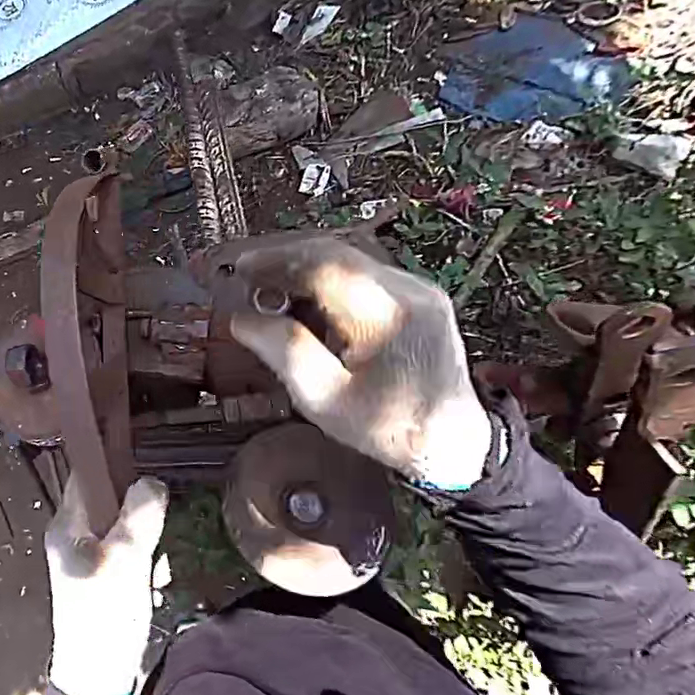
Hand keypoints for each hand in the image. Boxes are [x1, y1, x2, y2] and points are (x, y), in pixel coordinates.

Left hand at [43, 473, 168, 694]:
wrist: (96, 682)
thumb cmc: (103, 615)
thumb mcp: (125, 560)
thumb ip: (139, 516)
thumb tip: (151, 481)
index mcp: (66, 526)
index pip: (86, 474)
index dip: (110, 461)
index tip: (142, 461)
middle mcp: (72, 537)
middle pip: (110, 501)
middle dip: (138, 514)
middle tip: (153, 534)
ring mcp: (87, 559)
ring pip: (124, 528)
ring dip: (145, 544)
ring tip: (151, 571)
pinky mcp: (103, 579)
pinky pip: (128, 555)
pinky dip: (143, 565)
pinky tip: (150, 586)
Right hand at [226, 237, 490, 488]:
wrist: (453, 441)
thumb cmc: (387, 428)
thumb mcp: (326, 401)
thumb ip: (285, 354)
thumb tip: (243, 319)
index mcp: (389, 316)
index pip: (325, 267)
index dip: (277, 262)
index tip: (241, 270)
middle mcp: (409, 291)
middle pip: (337, 253)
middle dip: (285, 258)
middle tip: (247, 273)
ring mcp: (417, 290)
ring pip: (349, 258)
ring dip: (304, 266)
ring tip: (268, 284)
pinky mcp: (416, 296)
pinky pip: (362, 272)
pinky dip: (325, 277)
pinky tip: (303, 296)